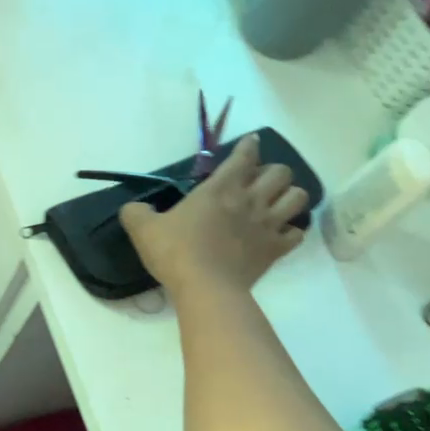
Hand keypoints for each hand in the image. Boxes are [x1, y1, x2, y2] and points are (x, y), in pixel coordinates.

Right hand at [120, 135, 308, 299]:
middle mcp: (250, 199)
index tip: (251, 143)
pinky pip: (297, 234)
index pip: (244, 156)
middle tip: (257, 183)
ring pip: (298, 197)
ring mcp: (268, 224)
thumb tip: (132, 208)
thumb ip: (136, 213)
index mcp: (220, 189)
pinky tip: (279, 235)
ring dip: (288, 197)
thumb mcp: (143, 230)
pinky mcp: (275, 249)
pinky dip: (291, 231)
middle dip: (272, 173)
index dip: (249, 146)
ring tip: (275, 205)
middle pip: (281, 172)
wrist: (205, 287)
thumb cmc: (175, 253)